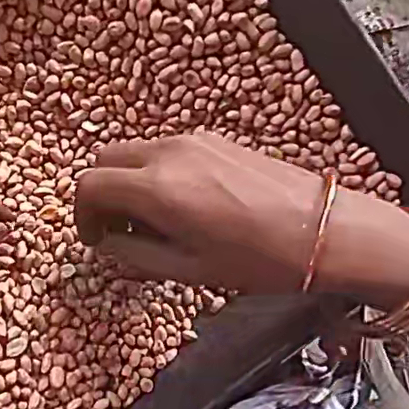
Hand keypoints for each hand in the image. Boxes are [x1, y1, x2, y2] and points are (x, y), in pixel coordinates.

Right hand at [74, 134, 340, 293]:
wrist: (327, 229)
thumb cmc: (260, 259)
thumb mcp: (189, 269)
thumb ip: (135, 252)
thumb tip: (109, 242)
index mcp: (157, 188)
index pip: (89, 185)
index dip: (81, 215)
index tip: (96, 238)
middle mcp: (168, 153)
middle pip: (104, 159)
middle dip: (100, 193)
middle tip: (117, 228)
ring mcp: (193, 140)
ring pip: (134, 151)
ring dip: (127, 182)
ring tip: (152, 220)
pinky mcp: (214, 138)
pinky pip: (164, 149)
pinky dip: (153, 172)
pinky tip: (181, 203)